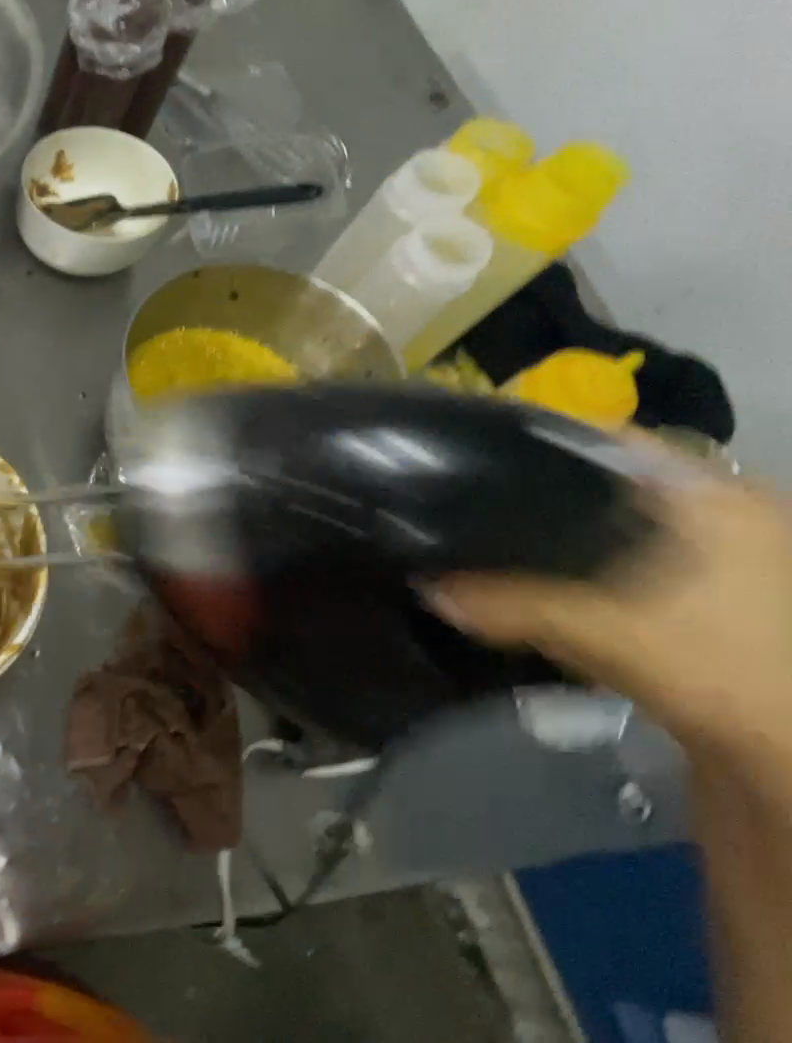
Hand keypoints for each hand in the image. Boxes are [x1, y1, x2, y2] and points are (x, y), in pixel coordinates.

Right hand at [431, 478, 791, 758]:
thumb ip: (510, 607)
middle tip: (465, 499)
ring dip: (556, 536)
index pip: (611, 442)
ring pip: (612, 527)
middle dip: (536, 493)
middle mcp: (721, 514)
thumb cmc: (718, 667)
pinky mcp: (705, 597)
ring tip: (485, 539)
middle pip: (606, 484)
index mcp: (712, 498)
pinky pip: (621, 563)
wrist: (786, 745)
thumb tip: (428, 590)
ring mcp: (720, 557)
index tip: (472, 451)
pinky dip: (577, 569)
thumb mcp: (603, 632)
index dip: (539, 440)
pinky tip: (532, 582)